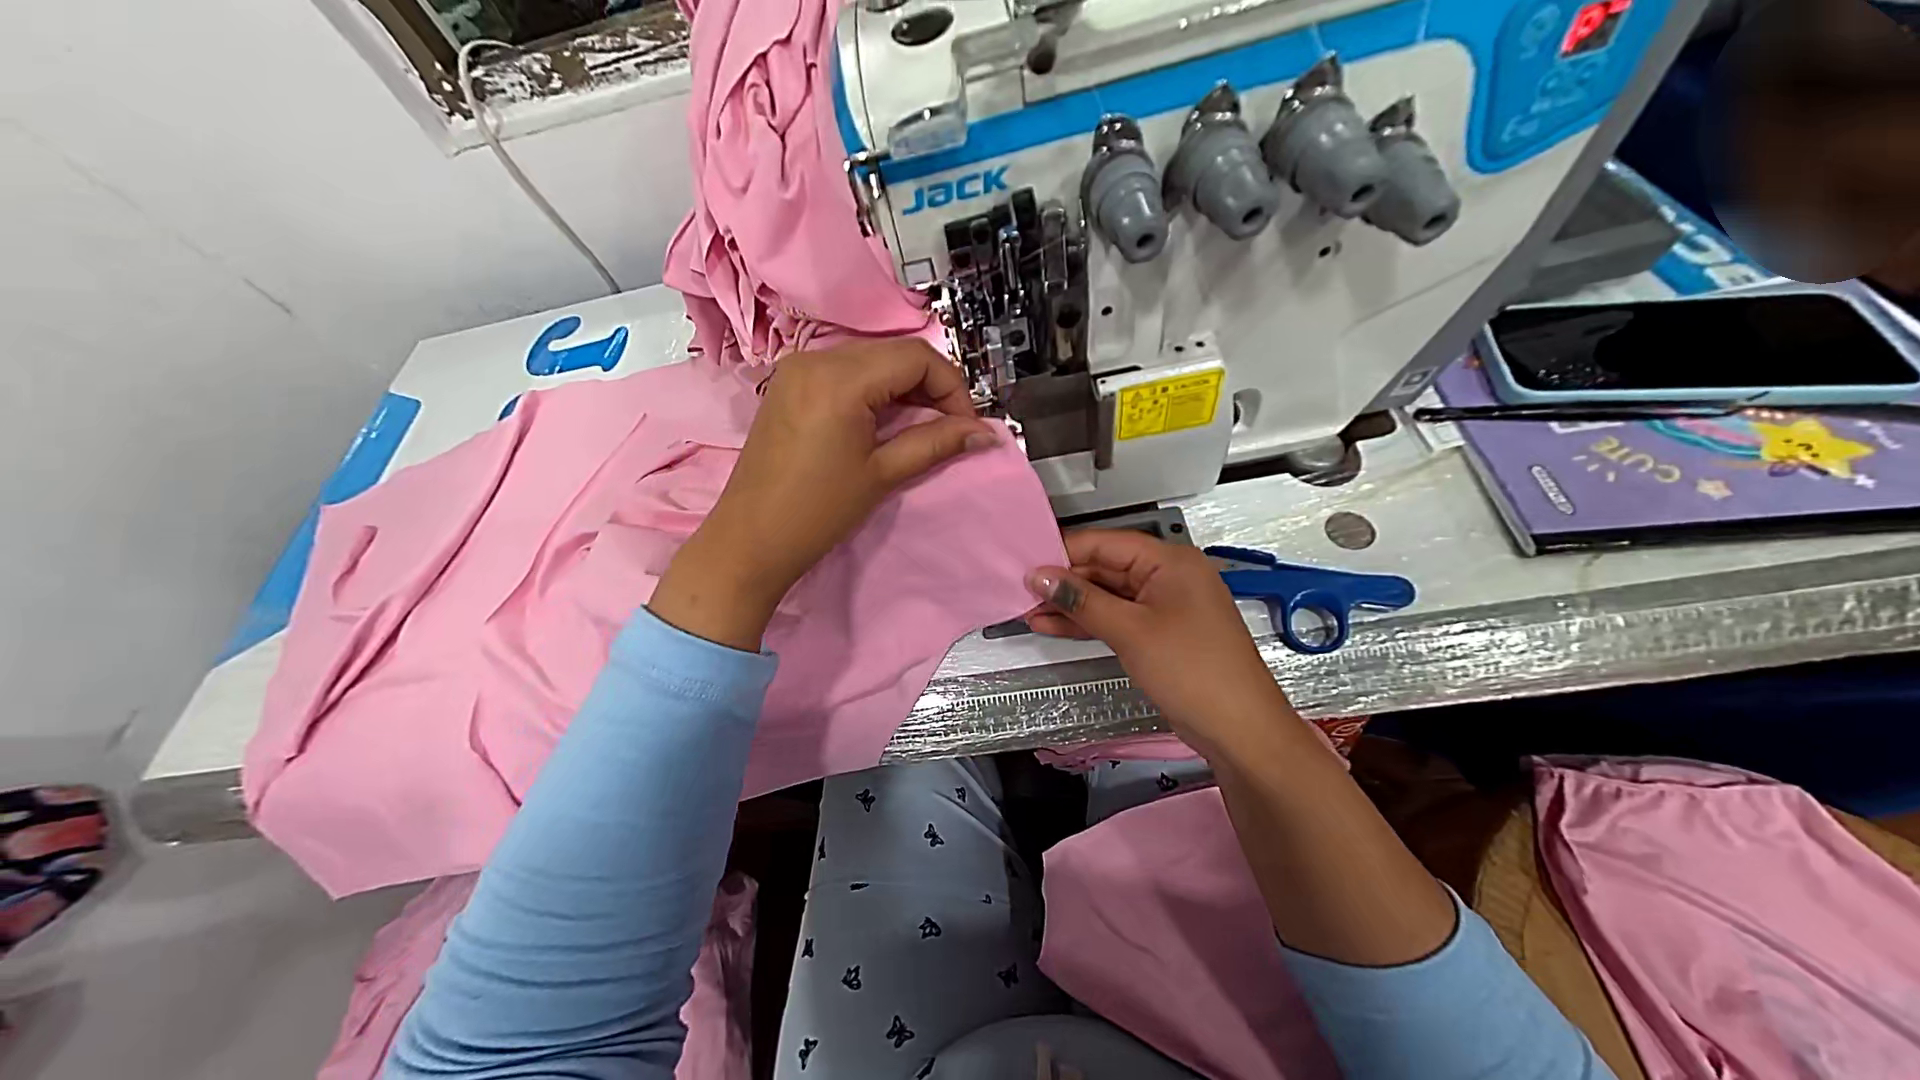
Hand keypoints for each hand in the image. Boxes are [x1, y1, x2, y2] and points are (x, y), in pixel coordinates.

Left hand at [650, 339, 997, 649]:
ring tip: (921, 427)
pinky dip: (874, 388)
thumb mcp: (883, 474)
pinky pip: (845, 370)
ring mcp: (797, 368)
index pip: (916, 357)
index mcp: (840, 378)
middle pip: (894, 352)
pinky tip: (884, 420)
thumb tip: (986, 434)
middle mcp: (816, 359)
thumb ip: (937, 443)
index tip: (967, 425)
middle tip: (950, 427)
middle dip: (931, 385)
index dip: (952, 386)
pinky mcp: (789, 384)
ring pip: (871, 359)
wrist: (750, 540)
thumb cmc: (817, 512)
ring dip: (904, 386)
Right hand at [1026, 529, 1296, 758]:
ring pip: (1108, 595)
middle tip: (1023, 592)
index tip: (1027, 565)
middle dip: (1065, 582)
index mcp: (1170, 561)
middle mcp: (1168, 576)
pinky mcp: (1160, 633)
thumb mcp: (1130, 631)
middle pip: (1105, 568)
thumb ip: (1081, 600)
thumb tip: (1041, 577)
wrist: (1239, 729)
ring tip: (1031, 611)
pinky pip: (1118, 617)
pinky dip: (1089, 622)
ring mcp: (1165, 606)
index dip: (1064, 554)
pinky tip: (1055, 626)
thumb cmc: (1195, 672)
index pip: (1105, 543)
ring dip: (1072, 605)